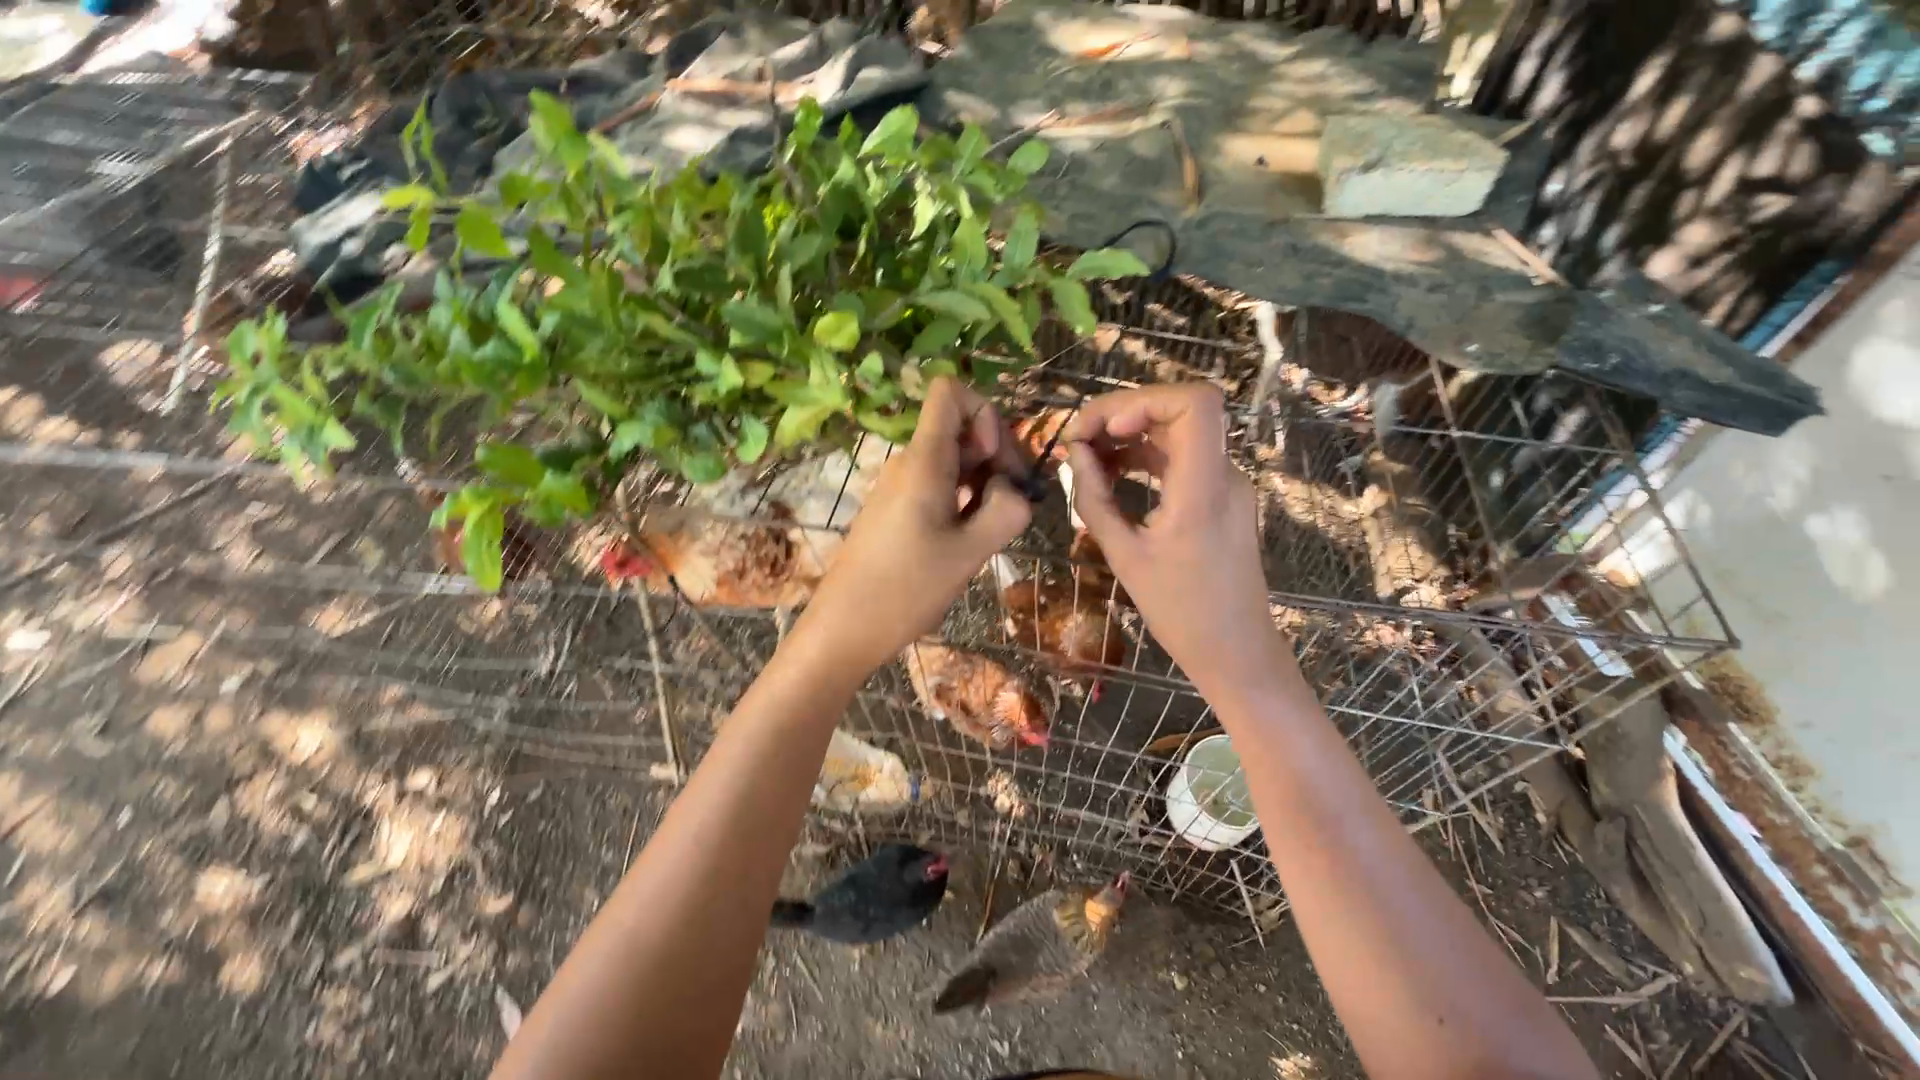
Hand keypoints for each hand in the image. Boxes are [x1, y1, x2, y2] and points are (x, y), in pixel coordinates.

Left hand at [794, 377, 1032, 674]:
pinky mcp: (896, 511)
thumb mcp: (970, 552)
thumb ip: (1006, 511)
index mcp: (923, 461)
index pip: (950, 392)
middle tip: (1013, 503)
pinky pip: (939, 485)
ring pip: (953, 460)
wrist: (843, 628)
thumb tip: (1015, 490)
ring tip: (994, 528)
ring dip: (983, 482)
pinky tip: (971, 538)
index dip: (985, 414)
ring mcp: (900, 487)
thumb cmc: (905, 589)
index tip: (994, 462)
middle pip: (960, 427)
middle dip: (997, 455)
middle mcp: (909, 463)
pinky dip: (964, 499)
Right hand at [1063, 384, 1289, 696]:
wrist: (1236, 650)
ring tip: (1086, 457)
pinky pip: (1183, 458)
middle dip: (1124, 414)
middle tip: (1079, 440)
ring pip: (1179, 432)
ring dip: (1132, 434)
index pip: (1194, 403)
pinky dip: (1146, 456)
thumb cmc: (1180, 614)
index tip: (1102, 430)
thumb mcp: (1125, 557)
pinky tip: (1112, 473)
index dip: (1143, 401)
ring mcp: (1227, 484)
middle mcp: (1224, 475)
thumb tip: (1073, 455)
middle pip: (1180, 410)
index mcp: (1203, 489)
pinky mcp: (1221, 497)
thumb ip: (1095, 500)